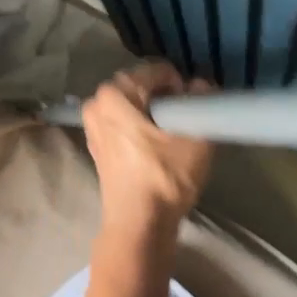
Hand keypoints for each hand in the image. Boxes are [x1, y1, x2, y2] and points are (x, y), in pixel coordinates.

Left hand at [80, 63, 214, 234]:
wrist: (139, 225)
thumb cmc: (165, 177)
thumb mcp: (194, 138)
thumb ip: (201, 103)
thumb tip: (203, 84)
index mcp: (114, 95)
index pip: (155, 71)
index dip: (179, 82)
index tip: (194, 101)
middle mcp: (96, 106)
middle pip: (139, 86)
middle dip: (163, 94)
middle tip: (186, 113)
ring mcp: (93, 129)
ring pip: (130, 106)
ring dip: (152, 111)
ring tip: (175, 129)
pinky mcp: (98, 149)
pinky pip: (122, 124)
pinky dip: (140, 127)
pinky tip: (159, 145)